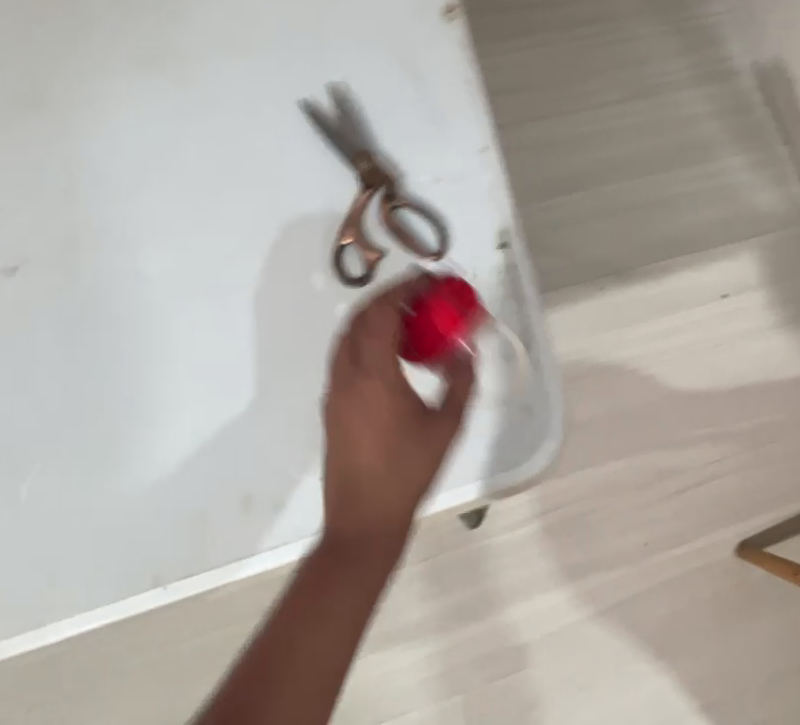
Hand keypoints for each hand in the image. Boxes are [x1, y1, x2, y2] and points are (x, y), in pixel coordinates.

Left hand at [319, 275, 475, 553]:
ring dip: (377, 317)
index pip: (383, 314)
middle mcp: (347, 376)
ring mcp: (335, 391)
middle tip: (423, 293)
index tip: (432, 281)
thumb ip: (460, 382)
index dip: (406, 290)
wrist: (363, 519)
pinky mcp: (333, 406)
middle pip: (361, 318)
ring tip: (411, 318)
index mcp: (374, 376)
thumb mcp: (448, 426)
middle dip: (391, 297)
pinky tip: (395, 353)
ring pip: (348, 337)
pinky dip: (368, 340)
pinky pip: (346, 356)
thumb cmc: (409, 472)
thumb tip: (466, 351)